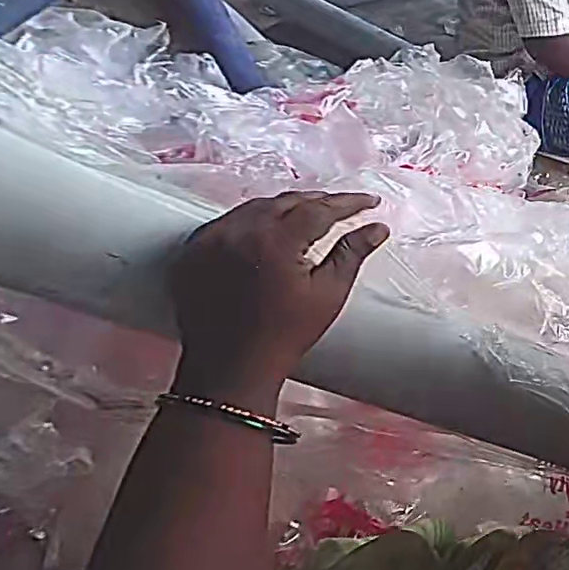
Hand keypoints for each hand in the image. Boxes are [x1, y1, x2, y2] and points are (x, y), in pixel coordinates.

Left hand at [170, 192, 389, 399]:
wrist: (231, 368)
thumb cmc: (284, 335)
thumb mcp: (329, 292)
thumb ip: (352, 252)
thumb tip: (376, 228)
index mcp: (275, 242)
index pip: (320, 208)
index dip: (349, 202)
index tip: (369, 202)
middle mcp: (238, 234)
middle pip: (288, 201)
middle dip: (320, 201)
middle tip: (345, 207)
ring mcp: (210, 241)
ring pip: (257, 207)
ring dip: (287, 206)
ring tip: (312, 214)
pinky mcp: (191, 251)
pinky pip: (228, 221)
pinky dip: (254, 219)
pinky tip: (271, 228)